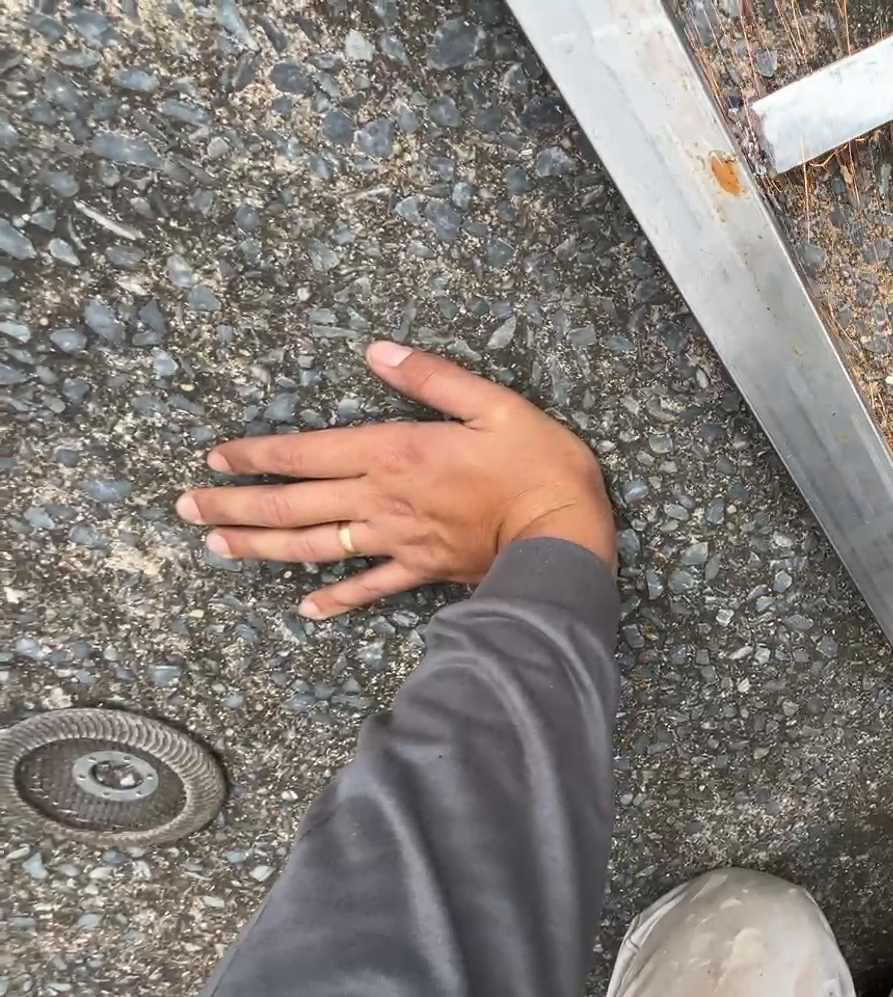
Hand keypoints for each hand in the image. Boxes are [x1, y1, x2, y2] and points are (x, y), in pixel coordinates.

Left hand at [175, 341, 615, 618]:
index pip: (308, 452)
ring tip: (216, 546)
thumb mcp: (500, 406)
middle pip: (293, 503)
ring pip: (314, 545)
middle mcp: (383, 498)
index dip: (257, 455)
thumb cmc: (541, 466)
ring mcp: (399, 539)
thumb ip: (436, 379)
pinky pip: (370, 588)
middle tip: (186, 507)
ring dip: (260, 546)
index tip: (217, 457)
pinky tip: (306, 609)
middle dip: (234, 504)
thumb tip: (377, 351)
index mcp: (397, 452)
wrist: (566, 532)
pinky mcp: (424, 569)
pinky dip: (336, 599)